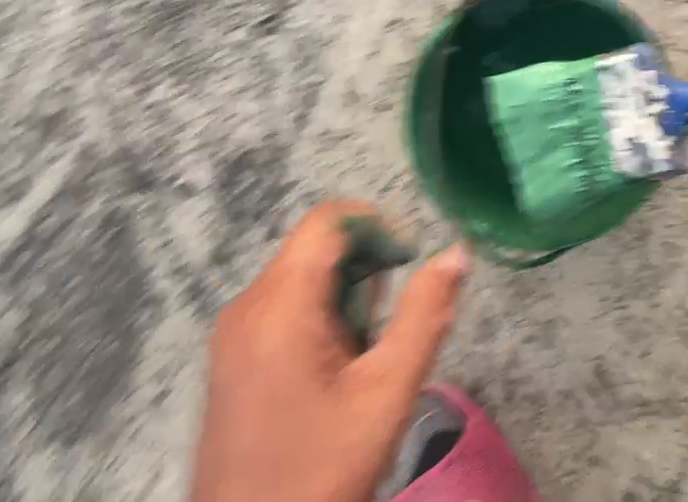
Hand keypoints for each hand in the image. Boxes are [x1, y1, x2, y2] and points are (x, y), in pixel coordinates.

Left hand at [191, 200, 469, 501]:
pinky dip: (319, 318)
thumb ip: (425, 315)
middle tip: (389, 328)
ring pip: (302, 277)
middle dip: (364, 271)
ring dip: (344, 299)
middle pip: (315, 248)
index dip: (377, 227)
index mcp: (279, 305)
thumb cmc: (321, 468)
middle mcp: (247, 304)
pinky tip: (336, 371)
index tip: (409, 264)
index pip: (328, 220)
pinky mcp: (231, 355)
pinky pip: (283, 306)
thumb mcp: (386, 392)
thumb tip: (456, 252)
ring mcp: (233, 331)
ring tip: (364, 358)